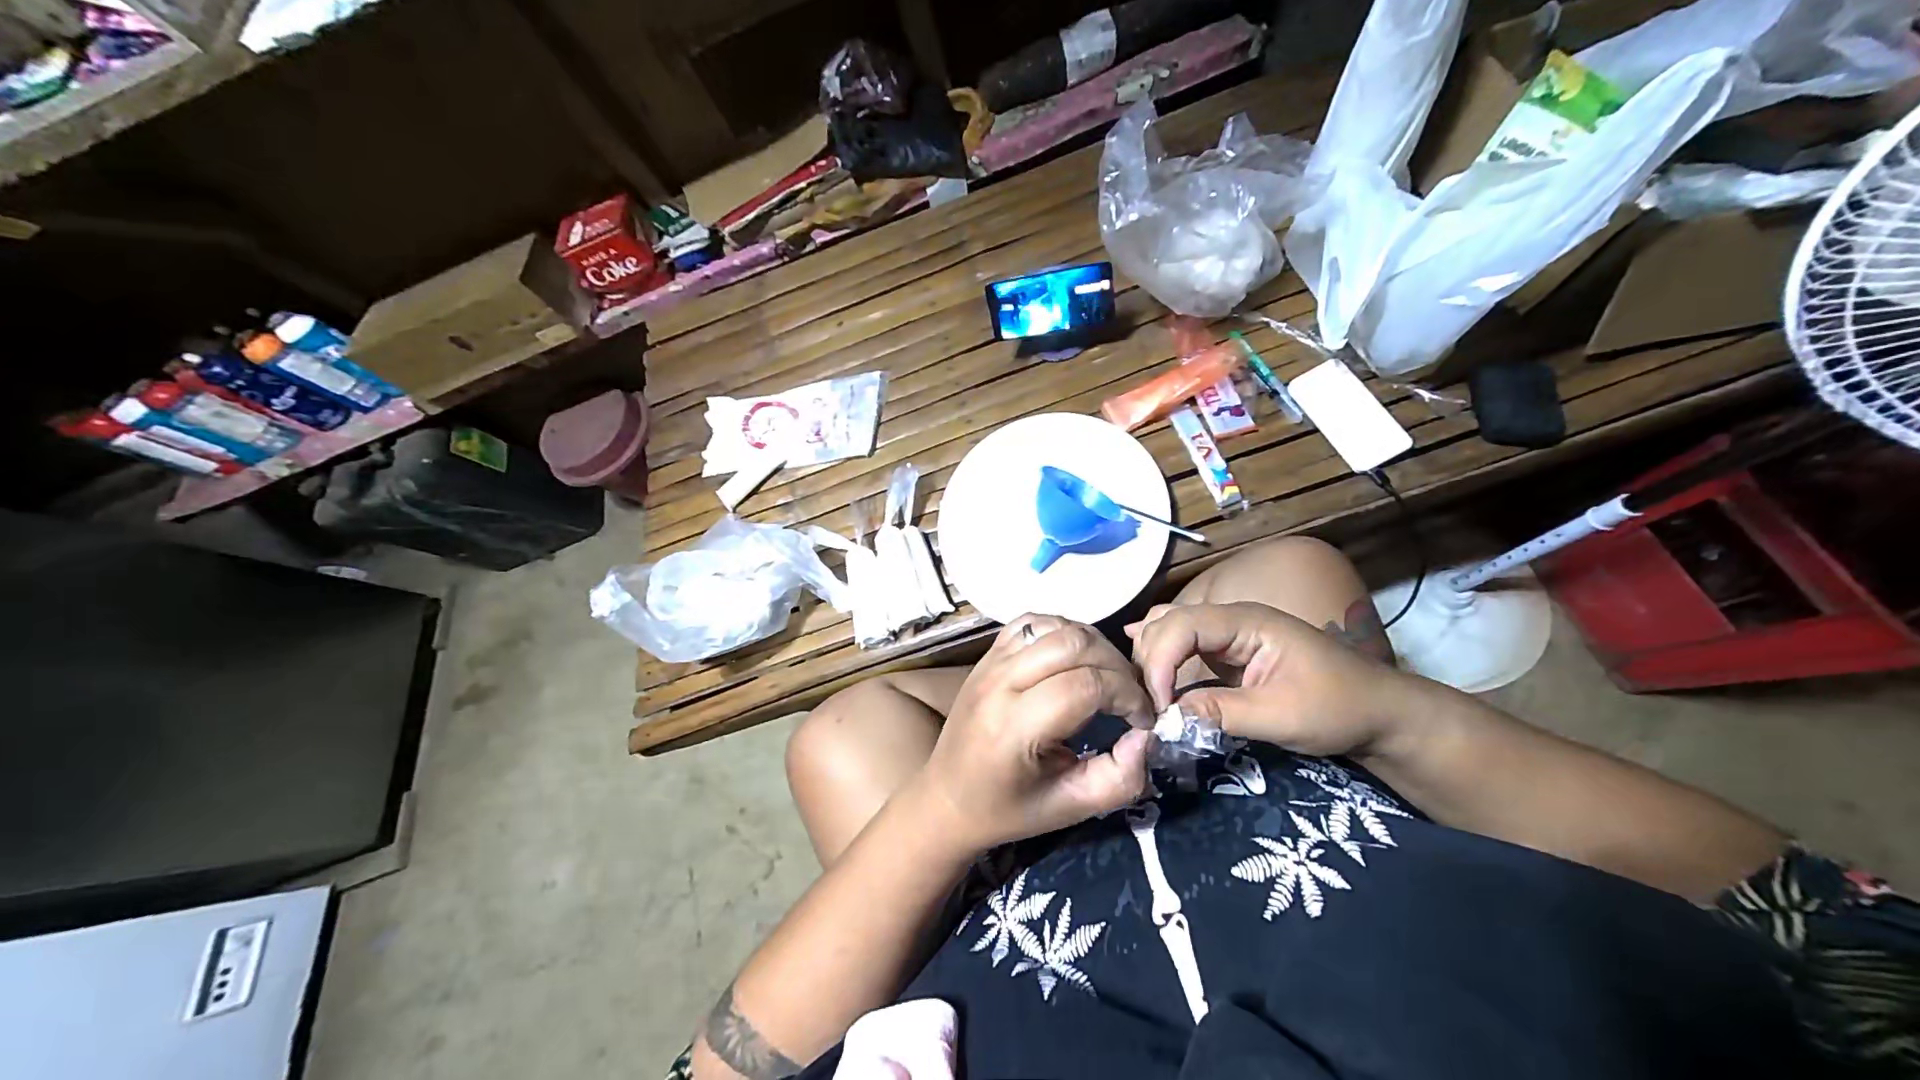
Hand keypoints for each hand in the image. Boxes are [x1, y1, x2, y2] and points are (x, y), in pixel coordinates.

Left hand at [911, 615, 1154, 853]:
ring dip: (1094, 645)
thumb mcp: (1070, 808)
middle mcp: (998, 683)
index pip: (1085, 685)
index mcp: (1014, 727)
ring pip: (1056, 626)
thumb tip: (1147, 735)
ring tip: (1108, 678)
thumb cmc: (1009, 809)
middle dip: (1117, 667)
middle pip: (1074, 645)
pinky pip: (1033, 622)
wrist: (948, 796)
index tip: (1142, 720)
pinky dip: (1064, 631)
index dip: (1127, 696)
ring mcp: (989, 662)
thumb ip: (1118, 779)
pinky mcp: (988, 654)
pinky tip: (1076, 659)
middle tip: (1131, 697)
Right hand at [1127, 601, 1414, 758]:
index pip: (1182, 625)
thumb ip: (1220, 712)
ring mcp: (1227, 633)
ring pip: (1169, 629)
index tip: (1159, 706)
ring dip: (1151, 658)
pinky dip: (1160, 656)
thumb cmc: (1337, 709)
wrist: (1379, 714)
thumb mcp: (1280, 716)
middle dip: (1150, 660)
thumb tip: (1166, 718)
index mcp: (1246, 621)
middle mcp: (1231, 618)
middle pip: (1167, 623)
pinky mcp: (1226, 651)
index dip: (1160, 661)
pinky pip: (1181, 644)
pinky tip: (1144, 669)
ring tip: (1148, 695)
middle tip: (1150, 707)